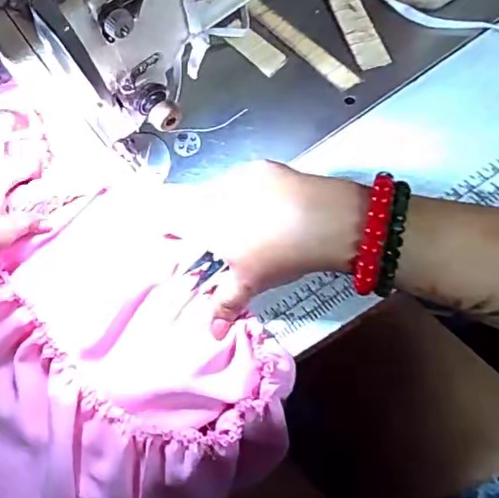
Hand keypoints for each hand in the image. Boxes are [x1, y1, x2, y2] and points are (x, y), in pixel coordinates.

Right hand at [149, 160, 365, 337]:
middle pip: (190, 201)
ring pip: (216, 189)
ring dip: (219, 206)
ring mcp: (240, 174)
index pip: (167, 215)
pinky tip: (264, 210)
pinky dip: (244, 194)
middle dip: (195, 220)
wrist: (332, 219)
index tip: (174, 243)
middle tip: (212, 241)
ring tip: (241, 226)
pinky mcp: (263, 165)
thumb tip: (213, 332)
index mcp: (203, 219)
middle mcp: (214, 191)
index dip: (166, 229)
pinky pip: (241, 180)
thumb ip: (225, 303)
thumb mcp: (251, 282)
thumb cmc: (281, 254)